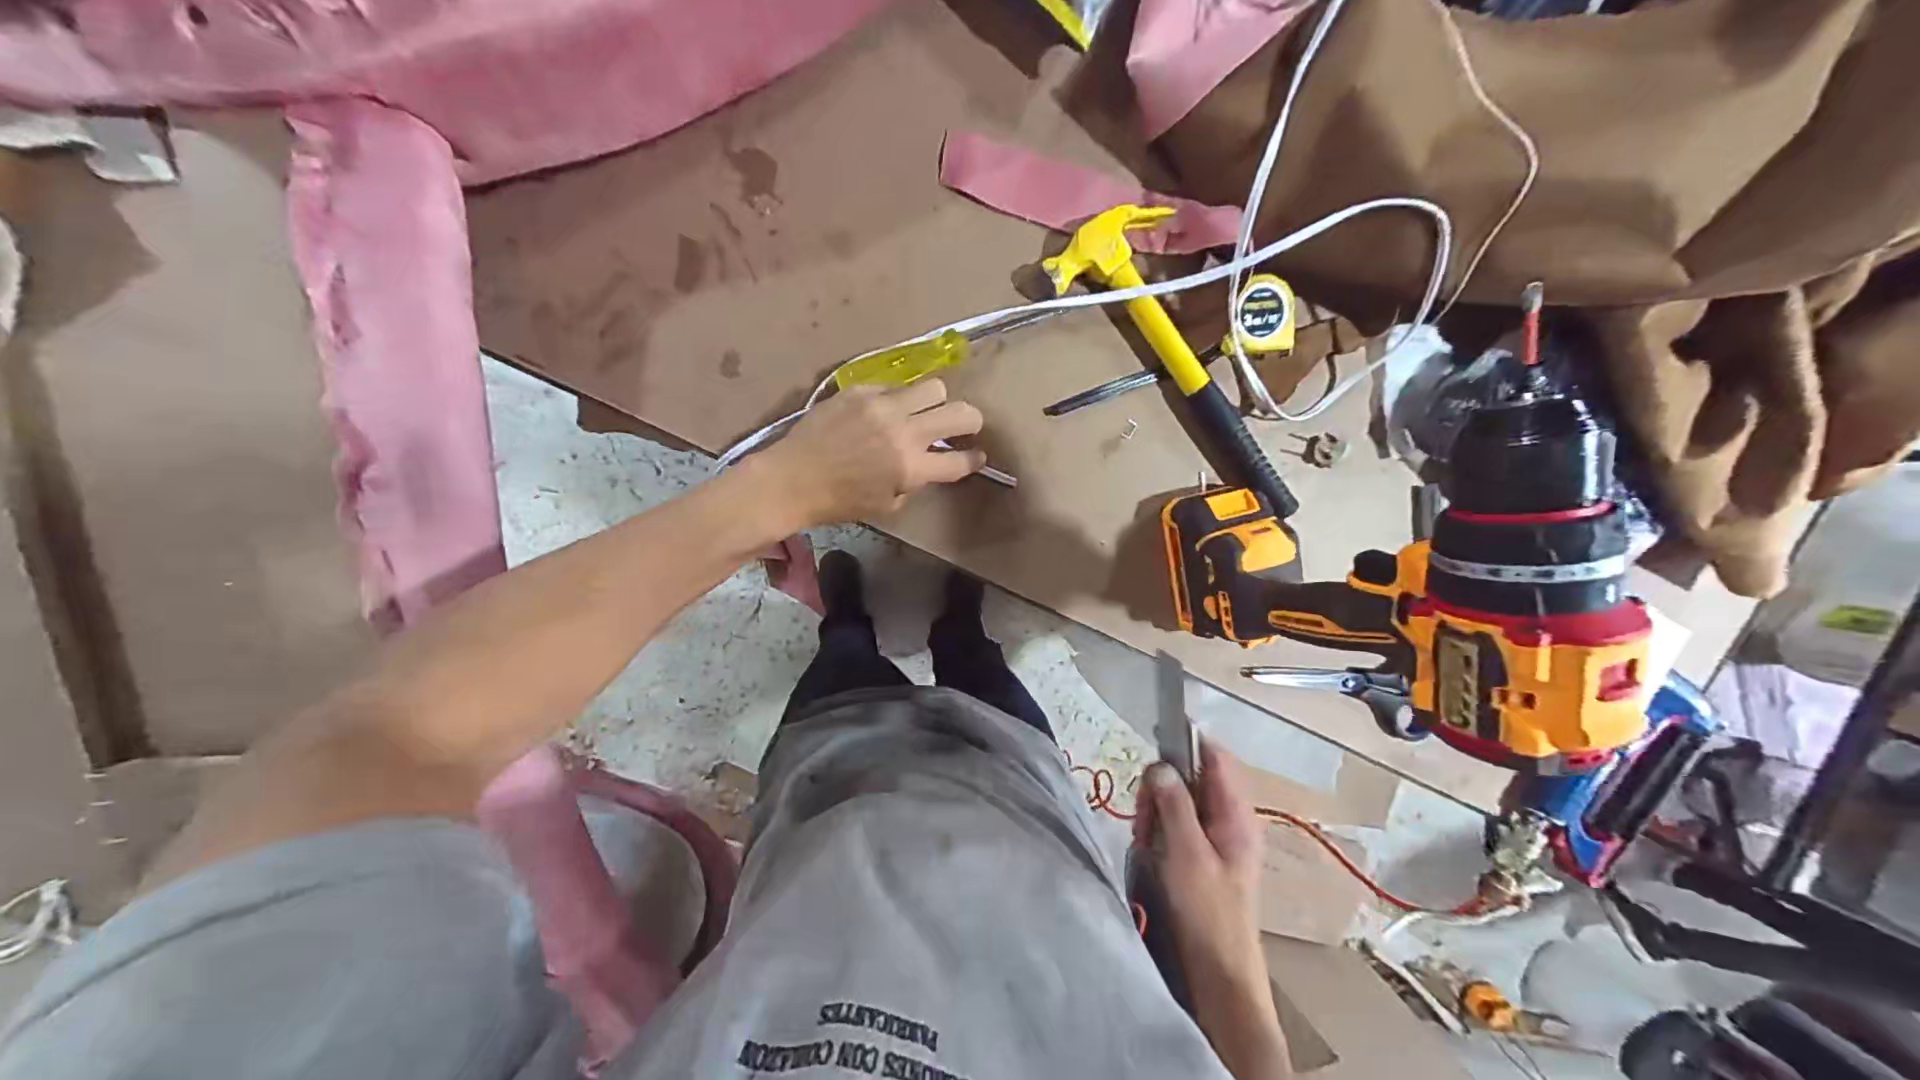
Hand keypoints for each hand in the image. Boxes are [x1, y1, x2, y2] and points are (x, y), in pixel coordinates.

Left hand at [755, 379, 985, 528]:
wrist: (791, 479)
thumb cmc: (839, 502)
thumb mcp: (886, 505)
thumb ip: (914, 483)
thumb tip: (926, 465)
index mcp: (911, 468)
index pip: (960, 460)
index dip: (975, 459)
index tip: (977, 456)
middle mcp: (904, 432)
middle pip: (960, 412)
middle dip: (971, 420)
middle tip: (964, 426)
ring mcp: (882, 406)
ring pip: (933, 387)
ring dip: (935, 401)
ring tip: (923, 411)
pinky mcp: (860, 391)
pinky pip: (894, 386)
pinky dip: (897, 399)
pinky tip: (882, 412)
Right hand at [1137, 739, 1290, 1079]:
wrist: (1219, 970)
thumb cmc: (1209, 912)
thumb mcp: (1188, 854)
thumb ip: (1174, 805)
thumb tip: (1160, 765)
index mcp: (1237, 814)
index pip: (1216, 757)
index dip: (1188, 743)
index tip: (1154, 744)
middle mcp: (1229, 818)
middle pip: (1190, 777)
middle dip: (1162, 787)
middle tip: (1145, 814)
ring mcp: (1215, 836)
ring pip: (1178, 799)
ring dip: (1156, 810)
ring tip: (1144, 837)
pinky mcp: (1201, 852)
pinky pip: (1175, 823)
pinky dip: (1158, 828)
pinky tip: (1148, 848)